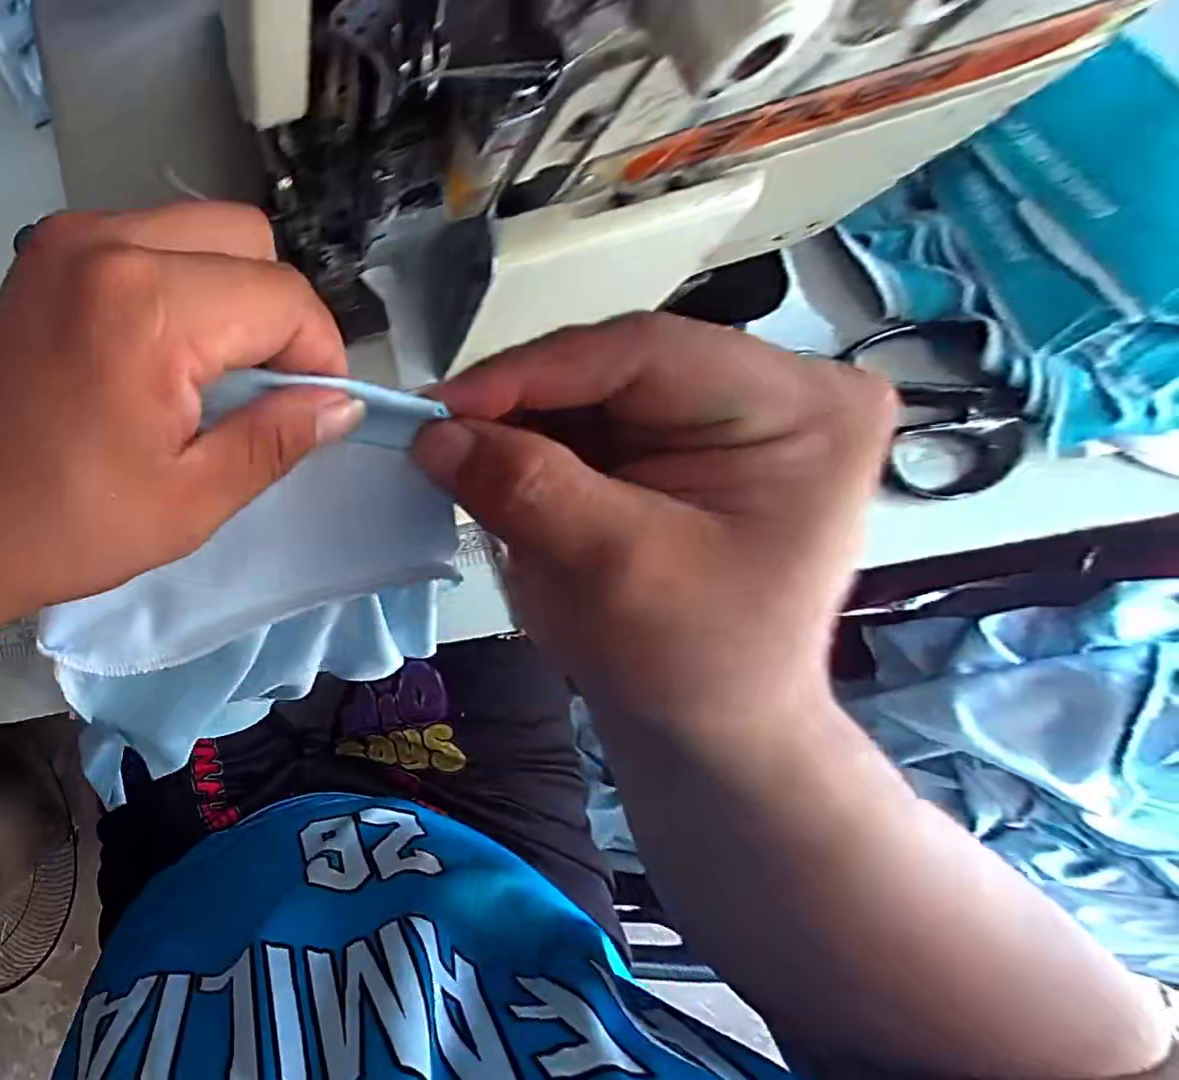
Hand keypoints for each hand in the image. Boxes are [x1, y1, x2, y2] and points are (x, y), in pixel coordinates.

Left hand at [0, 202, 363, 633]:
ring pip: (201, 234)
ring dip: (231, 298)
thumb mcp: (190, 501)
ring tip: (211, 380)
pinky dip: (182, 288)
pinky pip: (149, 244)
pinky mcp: (45, 258)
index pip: (281, 297)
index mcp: (144, 306)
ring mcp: (65, 241)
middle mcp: (104, 244)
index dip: (318, 354)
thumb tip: (340, 404)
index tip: (316, 409)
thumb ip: (277, 439)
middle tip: (262, 396)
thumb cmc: (66, 530)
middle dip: (277, 317)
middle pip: (248, 242)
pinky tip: (163, 356)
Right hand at [412, 313, 896, 730]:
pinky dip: (515, 447)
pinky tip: (482, 469)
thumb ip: (524, 488)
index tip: (438, 411)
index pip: (643, 352)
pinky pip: (567, 427)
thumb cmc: (684, 658)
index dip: (528, 373)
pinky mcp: (655, 450)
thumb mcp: (610, 567)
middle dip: (511, 403)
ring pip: (575, 394)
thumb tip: (434, 434)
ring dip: (506, 426)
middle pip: (605, 367)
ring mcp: (702, 420)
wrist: (696, 723)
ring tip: (449, 456)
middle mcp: (756, 394)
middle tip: (432, 435)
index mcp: (797, 407)